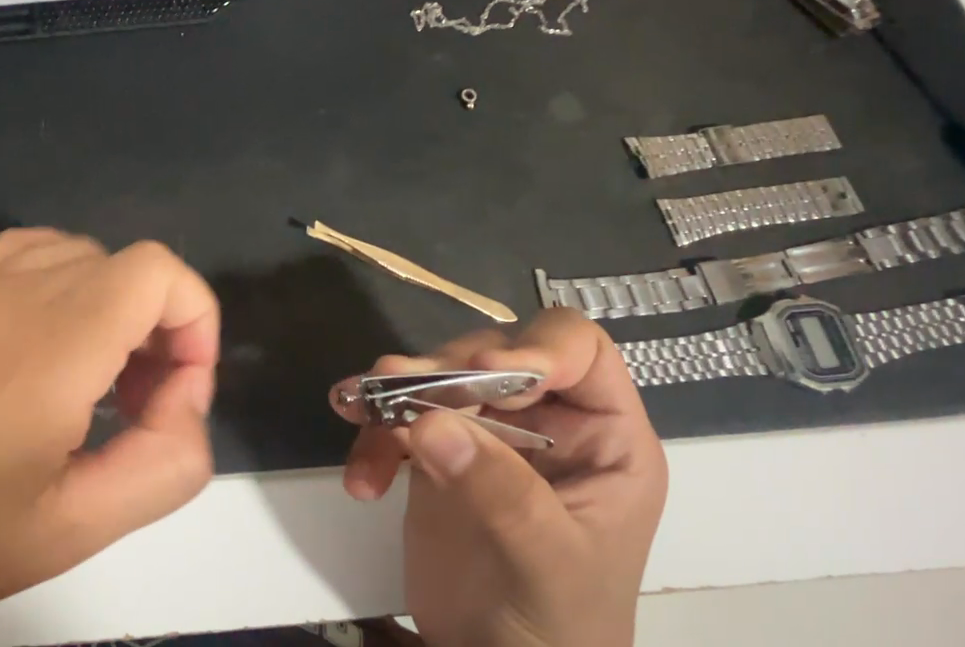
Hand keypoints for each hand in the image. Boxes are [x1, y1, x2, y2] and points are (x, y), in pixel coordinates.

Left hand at [0, 230, 219, 646]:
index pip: (159, 270)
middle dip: (160, 331)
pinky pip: (30, 255)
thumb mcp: (72, 528)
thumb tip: (183, 407)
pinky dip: (65, 288)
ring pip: (82, 255)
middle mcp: (17, 290)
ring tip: (97, 390)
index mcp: (53, 340)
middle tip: (138, 415)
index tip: (174, 405)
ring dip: (114, 310)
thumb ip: (163, 465)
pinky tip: (48, 354)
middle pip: (127, 264)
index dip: (195, 325)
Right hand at [335, 310, 666, 646]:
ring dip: (395, 390)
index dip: (535, 347)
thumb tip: (432, 422)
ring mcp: (489, 436)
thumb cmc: (557, 631)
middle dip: (444, 369)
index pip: (579, 351)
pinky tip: (362, 480)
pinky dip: (373, 436)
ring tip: (360, 411)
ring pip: (439, 376)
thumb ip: (501, 491)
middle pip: (493, 353)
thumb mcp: (548, 563)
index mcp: (603, 438)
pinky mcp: (438, 453)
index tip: (483, 372)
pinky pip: (400, 416)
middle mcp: (547, 423)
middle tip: (397, 389)